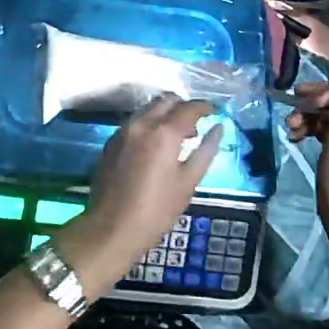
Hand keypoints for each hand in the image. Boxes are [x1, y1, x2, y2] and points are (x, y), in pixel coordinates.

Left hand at [59, 94, 221, 296]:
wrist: (111, 227)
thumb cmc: (156, 210)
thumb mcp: (188, 183)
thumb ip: (205, 151)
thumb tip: (218, 128)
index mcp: (163, 133)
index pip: (189, 107)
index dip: (204, 107)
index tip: (214, 112)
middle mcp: (141, 124)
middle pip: (165, 100)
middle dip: (182, 107)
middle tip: (194, 128)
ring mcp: (122, 131)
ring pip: (147, 109)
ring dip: (164, 114)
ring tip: (176, 138)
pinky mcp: (111, 141)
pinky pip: (134, 122)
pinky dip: (148, 124)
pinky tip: (154, 146)